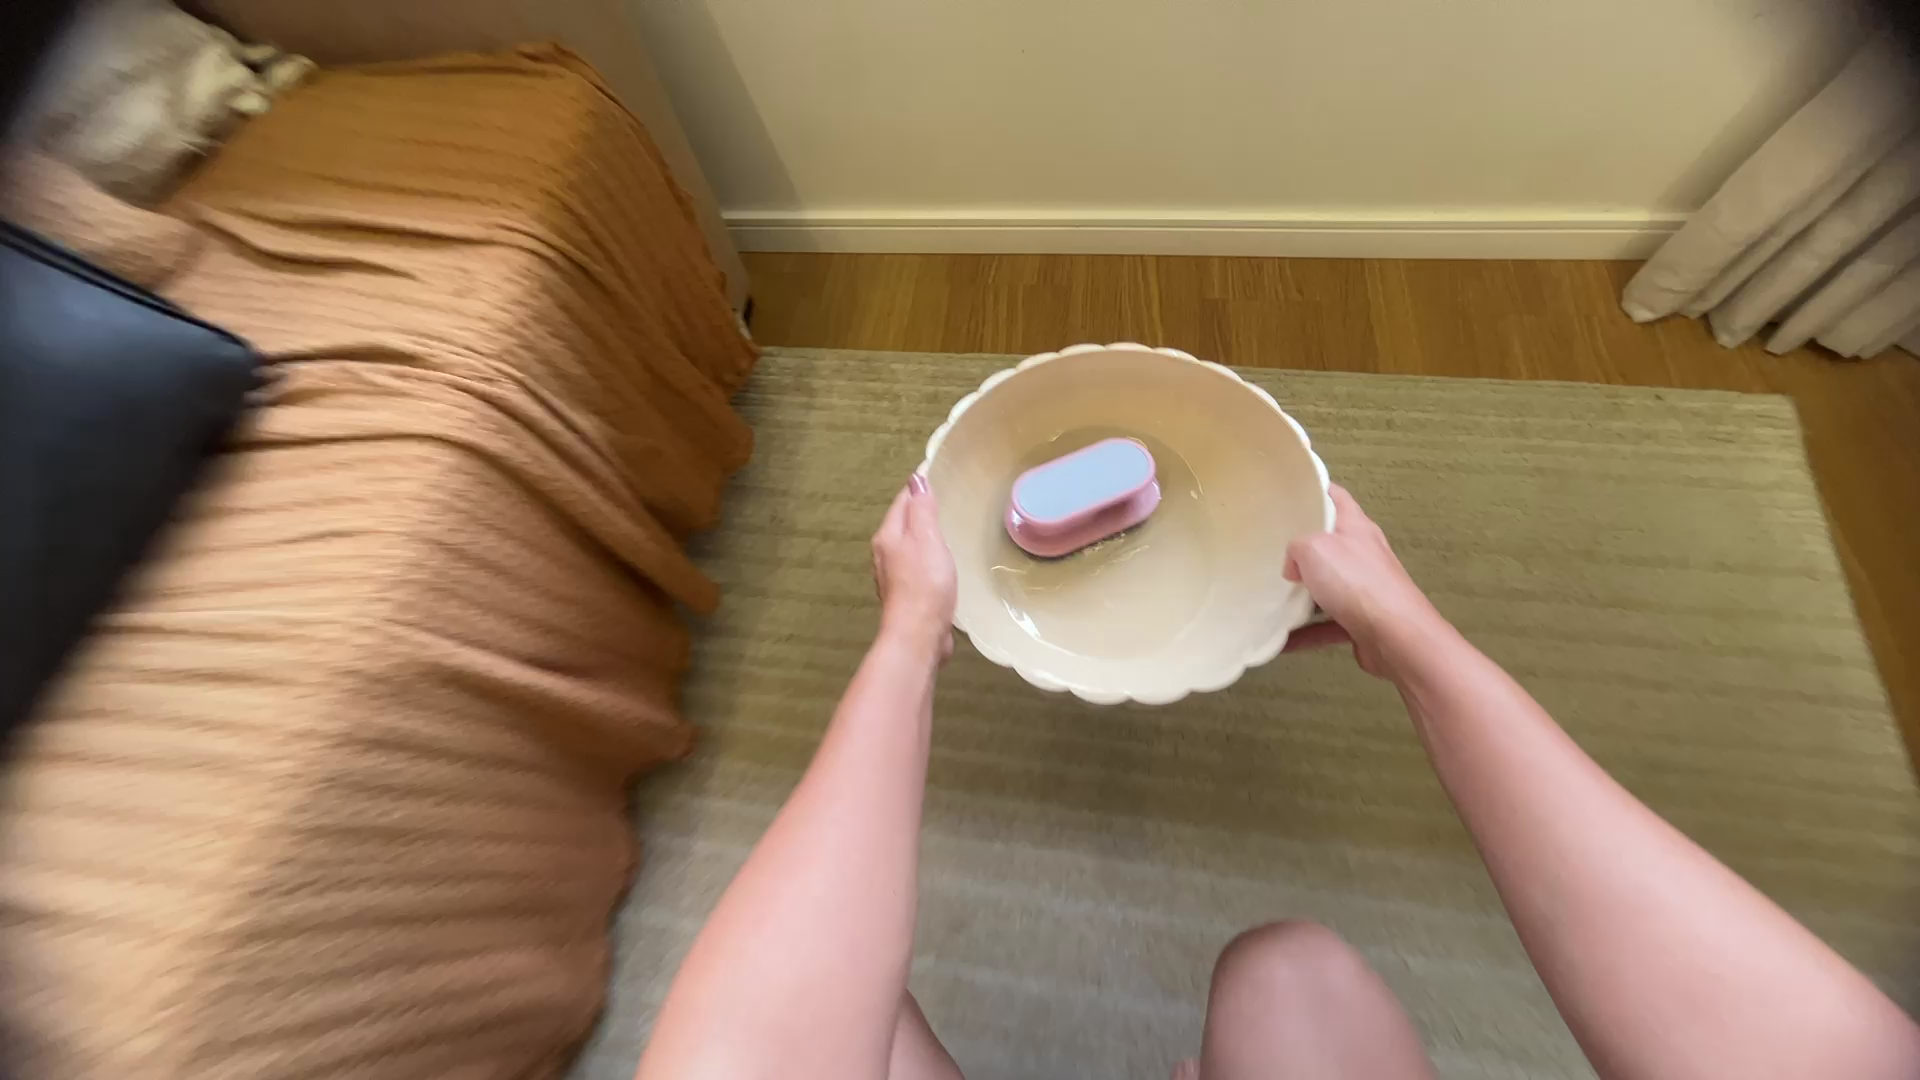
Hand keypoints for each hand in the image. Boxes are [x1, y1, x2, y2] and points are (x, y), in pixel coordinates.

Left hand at [872, 474, 957, 659]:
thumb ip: (922, 509)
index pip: (902, 501)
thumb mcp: (927, 538)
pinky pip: (917, 567)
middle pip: (902, 523)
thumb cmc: (925, 583)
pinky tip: (941, 563)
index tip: (937, 474)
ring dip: (923, 536)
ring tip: (945, 529)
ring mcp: (894, 577)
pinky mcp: (907, 595)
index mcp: (888, 536)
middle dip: (919, 511)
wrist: (919, 634)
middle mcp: (885, 554)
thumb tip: (915, 480)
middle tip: (945, 499)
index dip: (918, 488)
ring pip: (909, 546)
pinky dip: (927, 559)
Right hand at [1281, 484, 1445, 679]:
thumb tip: (1293, 567)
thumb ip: (1295, 547)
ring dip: (1301, 592)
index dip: (1313, 490)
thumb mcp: (1313, 548)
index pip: (1335, 496)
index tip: (1286, 493)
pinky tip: (1281, 640)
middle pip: (1328, 542)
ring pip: (1326, 584)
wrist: (1396, 636)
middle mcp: (1363, 554)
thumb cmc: (1356, 582)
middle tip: (1268, 548)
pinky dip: (1305, 631)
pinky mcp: (1362, 619)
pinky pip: (1326, 622)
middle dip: (1299, 546)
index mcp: (1356, 527)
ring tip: (1269, 595)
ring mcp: (1364, 588)